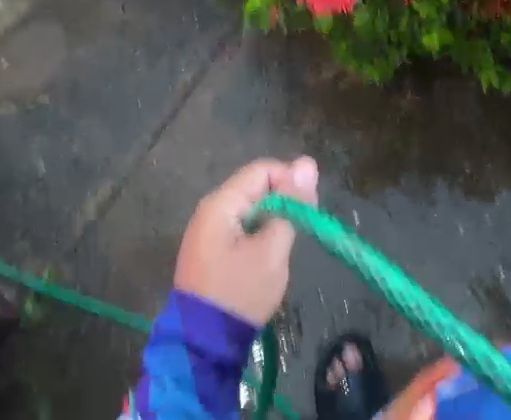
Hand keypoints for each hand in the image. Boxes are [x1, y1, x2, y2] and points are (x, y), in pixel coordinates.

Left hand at [173, 156, 319, 324]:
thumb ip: (292, 205)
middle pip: (257, 188)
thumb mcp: (273, 248)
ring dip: (273, 221)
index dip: (291, 182)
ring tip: (284, 246)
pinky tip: (267, 257)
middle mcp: (210, 210)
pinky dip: (259, 235)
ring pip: (252, 209)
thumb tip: (307, 162)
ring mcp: (207, 231)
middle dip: (283, 203)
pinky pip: (241, 227)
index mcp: (221, 203)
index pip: (264, 170)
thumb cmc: (241, 292)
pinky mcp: (209, 250)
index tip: (308, 209)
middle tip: (299, 230)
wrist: (203, 346)